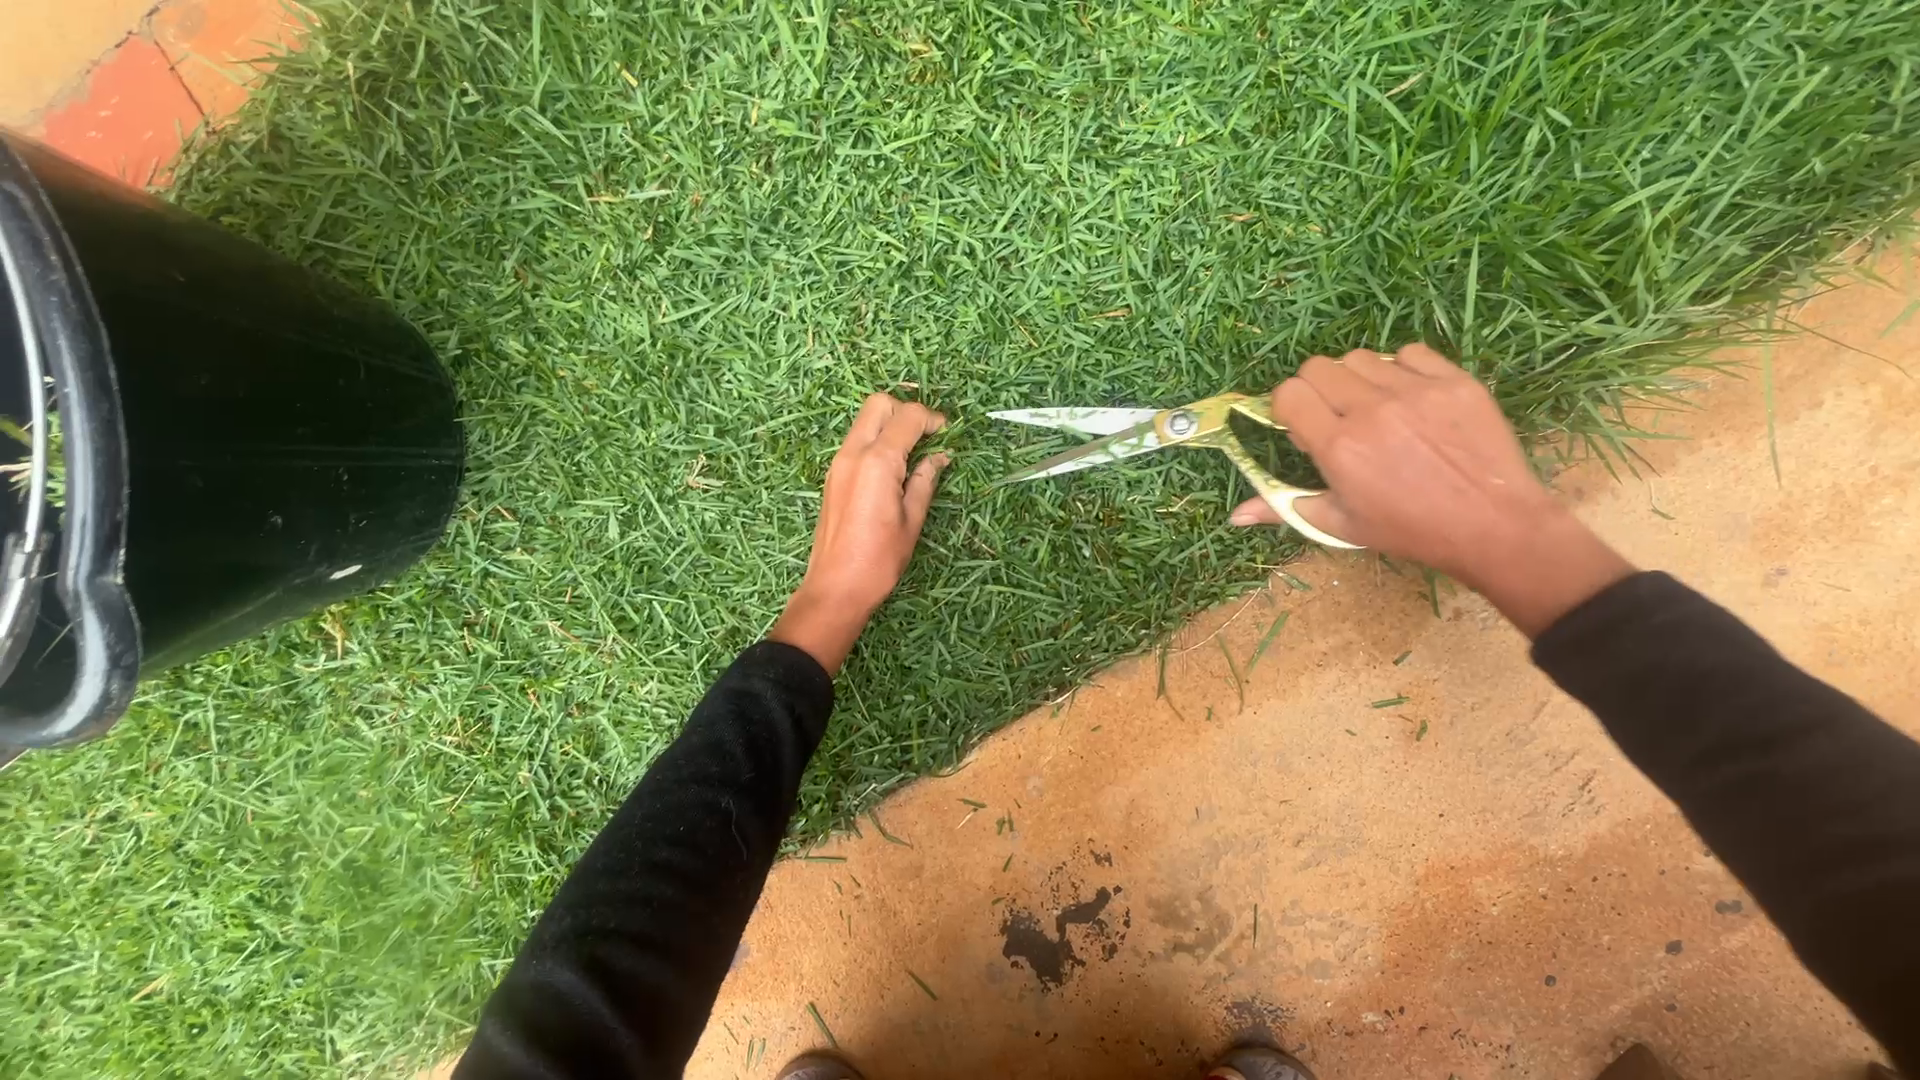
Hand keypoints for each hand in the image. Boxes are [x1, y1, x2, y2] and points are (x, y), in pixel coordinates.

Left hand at [769, 394, 949, 672]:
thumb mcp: (912, 520)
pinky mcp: (833, 476)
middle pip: (879, 404)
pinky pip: (856, 441)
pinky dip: (877, 441)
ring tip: (913, 451)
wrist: (836, 587)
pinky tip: (894, 467)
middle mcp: (853, 453)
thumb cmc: (879, 560)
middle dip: (906, 411)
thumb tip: (939, 458)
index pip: (907, 417)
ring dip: (890, 425)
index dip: (932, 419)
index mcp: (877, 462)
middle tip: (927, 435)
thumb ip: (924, 481)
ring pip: (865, 421)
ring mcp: (839, 463)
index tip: (947, 432)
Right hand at [1230, 344, 1633, 636]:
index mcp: (1338, 448)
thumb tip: (1235, 516)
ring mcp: (1415, 391)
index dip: (1287, 408)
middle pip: (1317, 367)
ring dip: (1355, 379)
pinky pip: (1409, 353)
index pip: (1288, 394)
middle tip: (1335, 416)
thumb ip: (1283, 509)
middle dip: (1316, 390)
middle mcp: (1371, 411)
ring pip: (1360, 357)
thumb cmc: (1408, 530)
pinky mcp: (1454, 381)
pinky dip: (1400, 370)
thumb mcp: (1340, 524)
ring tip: (1373, 407)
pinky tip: (1409, 399)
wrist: (1494, 525)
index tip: (1303, 427)